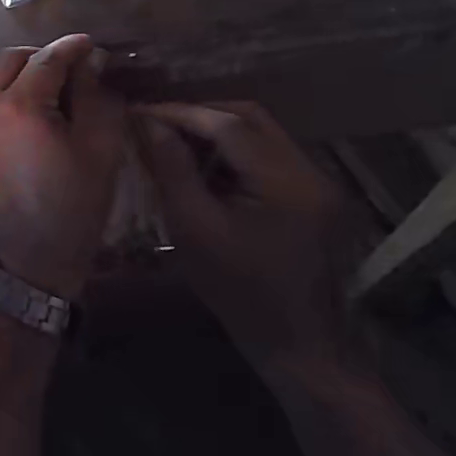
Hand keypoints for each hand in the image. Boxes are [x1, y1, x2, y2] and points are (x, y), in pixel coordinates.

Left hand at [0, 34, 127, 299]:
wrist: (33, 253)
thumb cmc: (75, 202)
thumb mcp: (100, 145)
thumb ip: (95, 94)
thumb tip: (91, 61)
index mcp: (19, 105)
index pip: (46, 59)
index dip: (73, 47)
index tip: (94, 44)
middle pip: (12, 60)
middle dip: (44, 56)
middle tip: (78, 67)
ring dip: (27, 73)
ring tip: (63, 89)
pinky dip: (15, 93)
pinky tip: (44, 110)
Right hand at [138, 102, 357, 369]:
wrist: (296, 342)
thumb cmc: (237, 289)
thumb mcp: (193, 228)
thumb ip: (171, 169)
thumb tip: (146, 122)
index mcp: (287, 182)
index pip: (228, 125)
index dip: (179, 113)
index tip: (138, 113)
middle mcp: (311, 172)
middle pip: (249, 119)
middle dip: (198, 116)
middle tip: (154, 124)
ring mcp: (317, 183)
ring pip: (259, 134)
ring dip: (213, 133)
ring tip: (170, 145)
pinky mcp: (311, 196)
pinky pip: (265, 157)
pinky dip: (229, 154)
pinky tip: (200, 170)